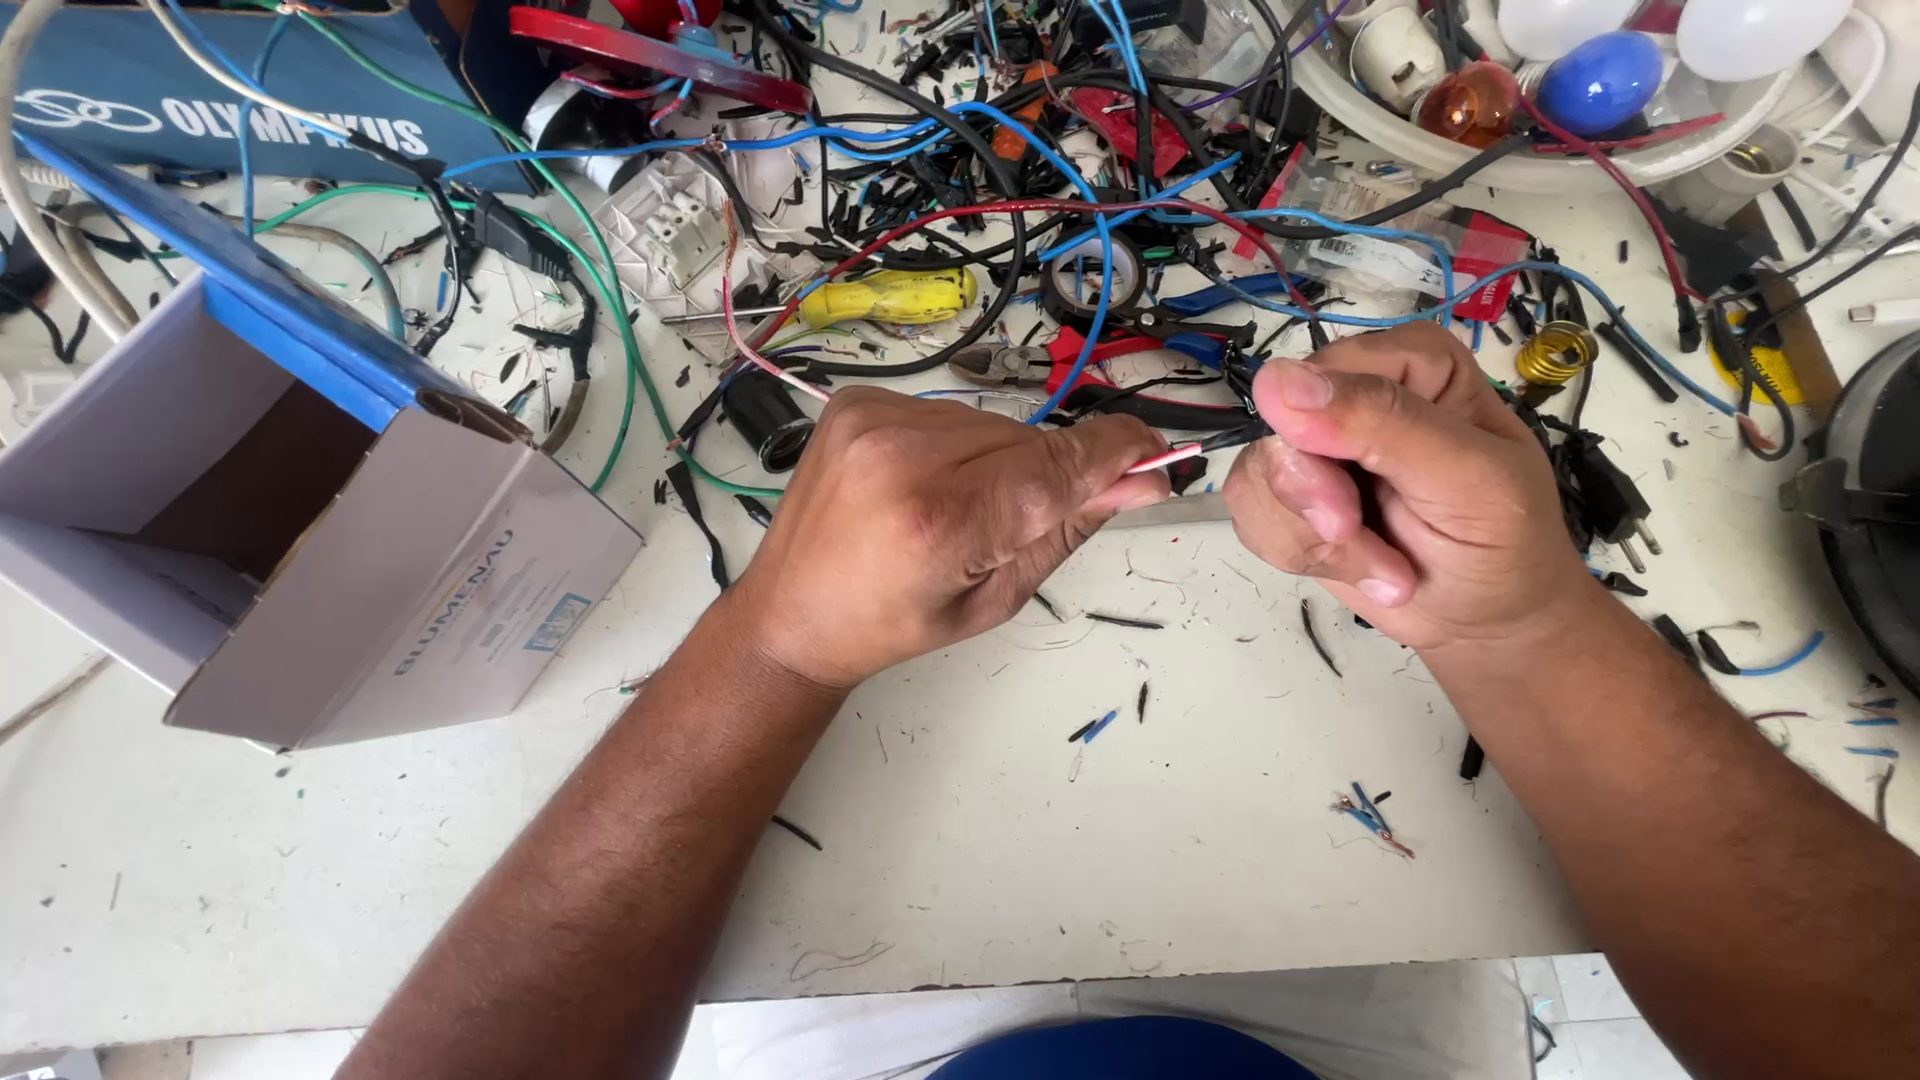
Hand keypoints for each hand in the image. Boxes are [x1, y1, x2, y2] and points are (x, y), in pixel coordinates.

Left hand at [727, 387, 1169, 689]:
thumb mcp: (992, 599)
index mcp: (938, 522)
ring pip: (992, 425)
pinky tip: (926, 484)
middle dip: (1048, 475)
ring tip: (957, 509)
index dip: (1115, 456)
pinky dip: (957, 446)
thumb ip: (1066, 530)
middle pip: (1029, 443)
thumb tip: (1138, 482)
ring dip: (999, 461)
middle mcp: (903, 456)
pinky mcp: (858, 403)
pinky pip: (949, 415)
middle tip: (1013, 523)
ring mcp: (874, 421)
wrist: (792, 611)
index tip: (1153, 456)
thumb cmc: (890, 624)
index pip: (1055, 468)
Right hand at [1223, 322, 1597, 652]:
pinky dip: (1295, 553)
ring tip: (1376, 563)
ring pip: (1253, 478)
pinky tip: (1350, 565)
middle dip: (1311, 501)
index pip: (1323, 373)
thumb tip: (1277, 381)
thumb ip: (1380, 422)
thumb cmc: (1502, 545)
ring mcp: (1311, 448)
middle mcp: (1351, 396)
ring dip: (1308, 538)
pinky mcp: (1283, 495)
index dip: (1317, 435)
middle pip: (1276, 431)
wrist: (1483, 619)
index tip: (1344, 504)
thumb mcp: (1466, 478)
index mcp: (1410, 366)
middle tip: (1354, 537)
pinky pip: (1247, 514)